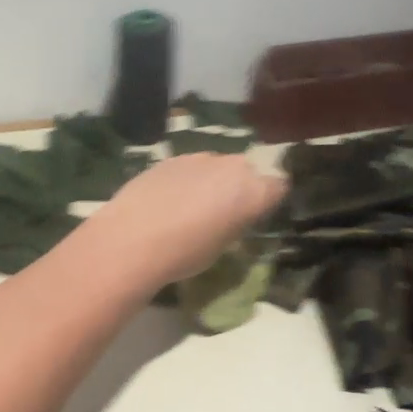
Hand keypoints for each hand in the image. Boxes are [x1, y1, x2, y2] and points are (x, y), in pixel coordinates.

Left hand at [81, 154, 285, 286]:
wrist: (134, 239)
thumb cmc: (185, 253)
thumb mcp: (222, 247)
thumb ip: (236, 224)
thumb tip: (233, 217)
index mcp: (253, 191)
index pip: (278, 187)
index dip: (268, 200)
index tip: (255, 215)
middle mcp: (232, 167)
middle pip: (245, 172)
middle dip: (237, 188)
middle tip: (221, 213)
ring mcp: (199, 158)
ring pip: (215, 167)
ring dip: (210, 181)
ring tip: (189, 208)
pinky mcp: (170, 158)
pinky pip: (188, 167)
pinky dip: (185, 180)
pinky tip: (166, 201)